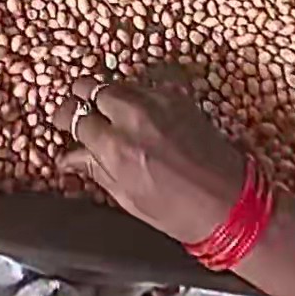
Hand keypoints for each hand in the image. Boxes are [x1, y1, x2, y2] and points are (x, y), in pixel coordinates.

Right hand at [51, 72, 250, 244]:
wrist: (232, 203)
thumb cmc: (177, 211)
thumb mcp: (126, 197)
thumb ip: (94, 168)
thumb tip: (67, 157)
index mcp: (115, 147)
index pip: (74, 116)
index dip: (64, 118)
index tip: (62, 122)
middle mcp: (132, 117)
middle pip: (91, 87)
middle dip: (81, 98)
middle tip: (81, 111)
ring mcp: (156, 102)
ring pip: (116, 84)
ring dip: (107, 96)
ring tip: (110, 115)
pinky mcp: (176, 97)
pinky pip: (143, 88)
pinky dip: (134, 98)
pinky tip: (138, 117)